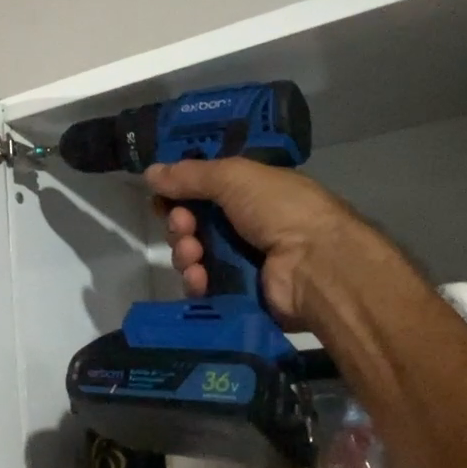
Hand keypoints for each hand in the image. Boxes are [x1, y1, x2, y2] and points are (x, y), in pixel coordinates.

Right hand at [147, 158, 368, 327]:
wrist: (316, 265)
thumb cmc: (280, 209)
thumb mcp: (234, 176)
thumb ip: (190, 174)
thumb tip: (150, 173)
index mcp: (250, 192)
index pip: (204, 189)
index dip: (180, 191)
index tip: (162, 193)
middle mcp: (246, 224)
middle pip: (193, 223)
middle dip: (179, 222)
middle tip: (183, 224)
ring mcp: (242, 261)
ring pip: (194, 255)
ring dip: (185, 251)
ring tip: (193, 254)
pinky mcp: (238, 295)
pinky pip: (203, 287)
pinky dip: (196, 281)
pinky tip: (199, 277)